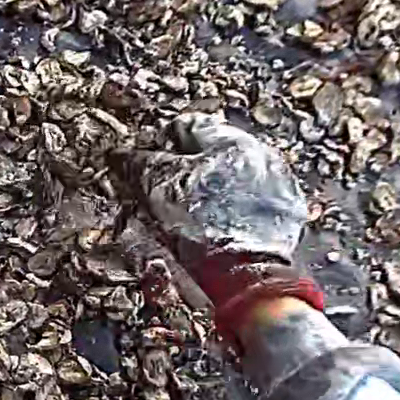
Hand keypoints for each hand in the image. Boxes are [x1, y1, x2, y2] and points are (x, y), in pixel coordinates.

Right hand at [129, 113, 321, 342]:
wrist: (245, 273)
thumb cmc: (202, 228)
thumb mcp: (161, 192)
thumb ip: (141, 166)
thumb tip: (120, 154)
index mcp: (230, 142)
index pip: (186, 126)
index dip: (157, 143)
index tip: (142, 163)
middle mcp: (259, 155)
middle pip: (208, 149)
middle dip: (180, 166)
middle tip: (158, 189)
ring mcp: (274, 183)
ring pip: (226, 174)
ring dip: (201, 187)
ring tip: (183, 211)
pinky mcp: (280, 211)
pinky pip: (244, 199)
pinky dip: (223, 207)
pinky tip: (209, 225)